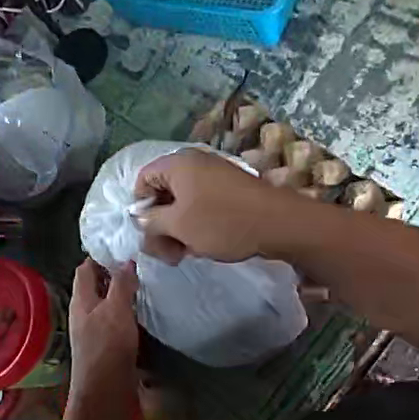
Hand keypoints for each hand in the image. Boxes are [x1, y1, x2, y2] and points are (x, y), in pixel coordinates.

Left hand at [69, 259, 139, 391]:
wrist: (105, 390)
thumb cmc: (107, 346)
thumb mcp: (116, 309)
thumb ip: (120, 284)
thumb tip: (126, 261)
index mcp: (81, 300)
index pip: (85, 269)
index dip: (100, 256)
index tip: (122, 247)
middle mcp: (84, 313)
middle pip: (95, 286)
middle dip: (113, 273)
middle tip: (138, 263)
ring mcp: (94, 330)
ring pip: (106, 303)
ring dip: (121, 293)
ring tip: (144, 283)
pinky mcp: (106, 345)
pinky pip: (114, 320)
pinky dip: (126, 312)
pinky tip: (142, 311)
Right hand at [135, 148, 298, 263]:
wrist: (278, 223)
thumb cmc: (221, 222)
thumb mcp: (178, 225)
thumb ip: (150, 222)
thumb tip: (141, 219)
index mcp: (177, 164)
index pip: (143, 180)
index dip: (140, 209)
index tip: (149, 235)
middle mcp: (195, 164)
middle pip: (164, 194)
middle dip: (160, 226)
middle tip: (168, 255)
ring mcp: (216, 176)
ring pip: (184, 204)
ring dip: (178, 230)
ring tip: (185, 255)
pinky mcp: (231, 191)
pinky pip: (204, 206)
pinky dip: (198, 225)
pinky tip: (203, 246)